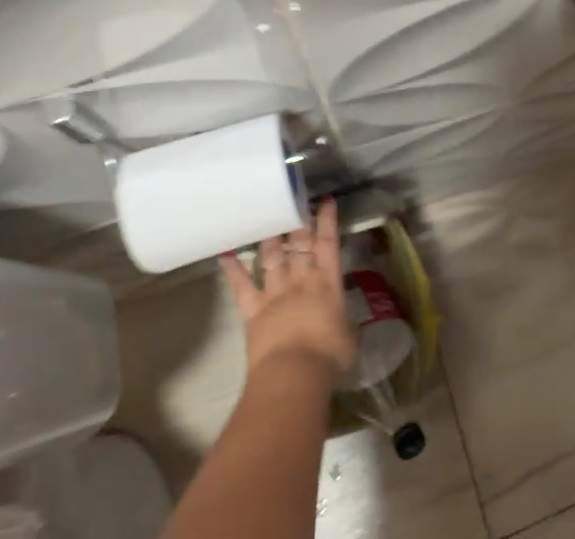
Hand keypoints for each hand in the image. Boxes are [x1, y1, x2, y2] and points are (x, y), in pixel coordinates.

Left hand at [220, 199, 355, 384]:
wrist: (294, 373)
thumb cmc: (330, 356)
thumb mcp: (350, 336)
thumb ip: (345, 322)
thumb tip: (344, 322)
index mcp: (328, 283)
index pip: (328, 244)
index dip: (326, 221)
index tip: (324, 202)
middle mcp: (301, 281)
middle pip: (299, 244)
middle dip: (299, 223)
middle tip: (294, 203)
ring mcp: (274, 293)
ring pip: (271, 258)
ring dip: (270, 239)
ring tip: (267, 221)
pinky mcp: (252, 311)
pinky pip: (241, 285)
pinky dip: (232, 269)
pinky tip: (224, 253)